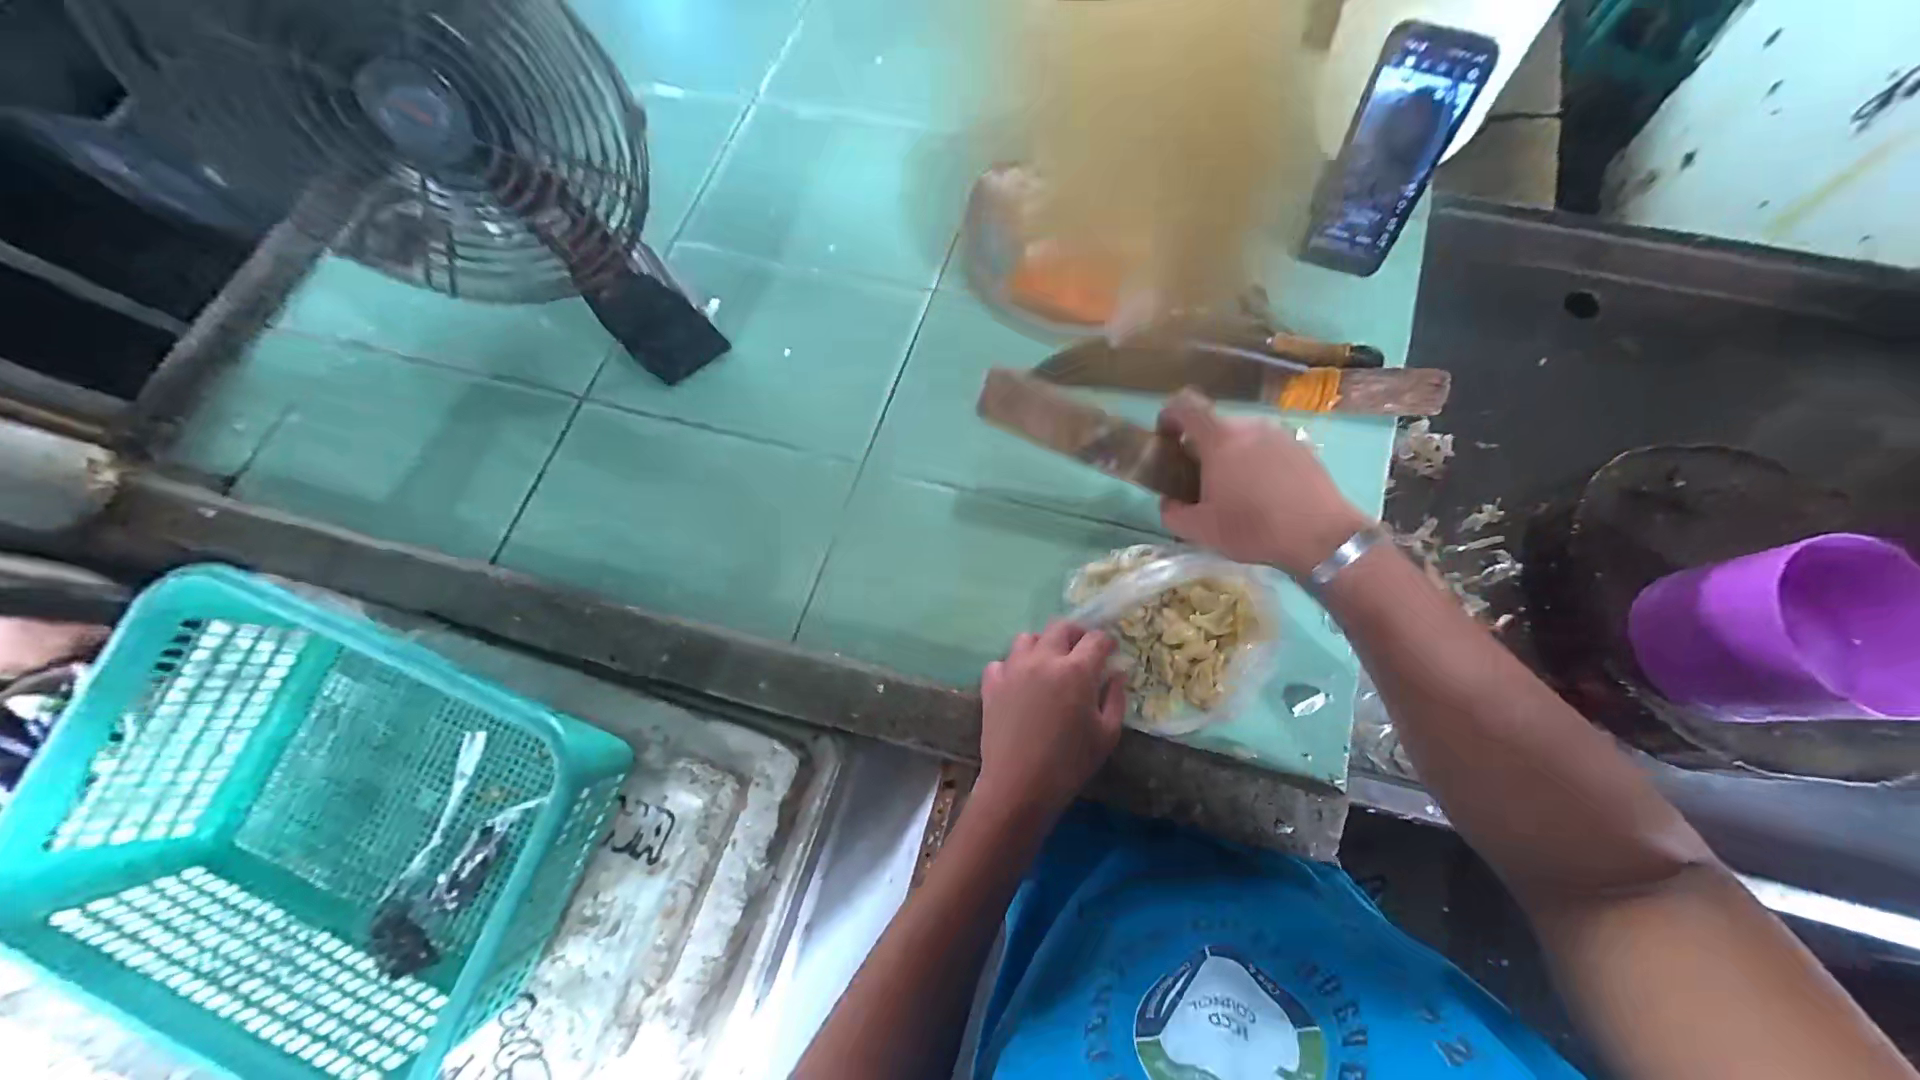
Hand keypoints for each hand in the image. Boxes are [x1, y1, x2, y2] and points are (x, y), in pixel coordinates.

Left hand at [977, 621, 1125, 824]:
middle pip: (1060, 627)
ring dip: (1042, 645)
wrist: (1019, 785)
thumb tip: (1116, 674)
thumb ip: (1115, 698)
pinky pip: (1001, 661)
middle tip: (1081, 650)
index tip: (1109, 650)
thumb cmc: (1070, 763)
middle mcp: (1043, 660)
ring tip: (1048, 663)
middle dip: (1075, 633)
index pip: (1095, 639)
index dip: (1106, 642)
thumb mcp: (1107, 734)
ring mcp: (1013, 669)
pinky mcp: (991, 683)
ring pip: (1027, 638)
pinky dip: (1012, 666)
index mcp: (1076, 671)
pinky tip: (1019, 683)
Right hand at [1157, 389, 1370, 577]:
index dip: (1168, 414)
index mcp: (1219, 438)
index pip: (1185, 405)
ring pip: (1242, 436)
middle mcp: (1250, 426)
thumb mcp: (1199, 530)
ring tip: (1234, 489)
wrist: (1322, 536)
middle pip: (1215, 425)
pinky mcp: (1302, 447)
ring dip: (1230, 455)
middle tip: (1199, 478)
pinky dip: (1256, 462)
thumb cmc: (1253, 528)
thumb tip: (1169, 502)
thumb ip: (1172, 512)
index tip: (1164, 437)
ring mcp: (1280, 434)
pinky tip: (1263, 493)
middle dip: (1201, 446)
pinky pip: (1267, 447)